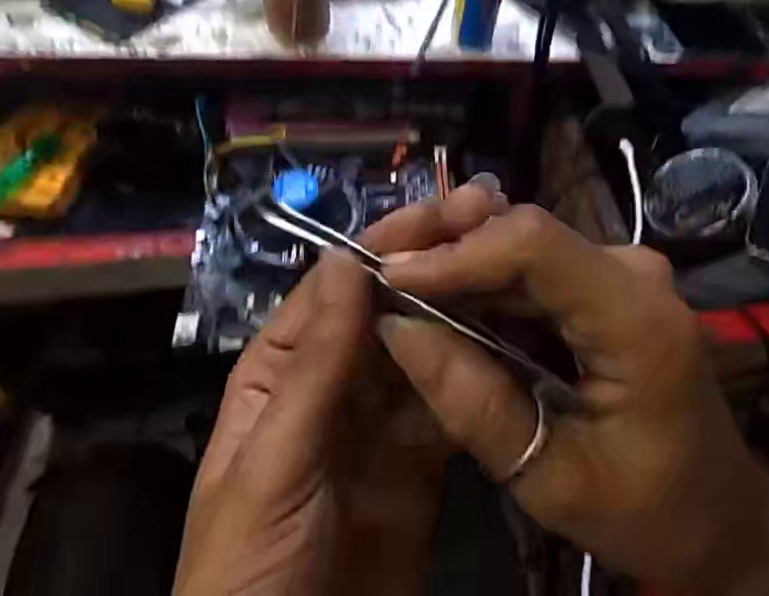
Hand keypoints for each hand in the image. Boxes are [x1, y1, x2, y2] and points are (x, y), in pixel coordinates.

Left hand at [174, 184, 506, 595]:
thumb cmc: (248, 572)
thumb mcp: (272, 466)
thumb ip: (314, 366)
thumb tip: (347, 260)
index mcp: (283, 370)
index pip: (341, 287)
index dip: (392, 243)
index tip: (446, 207)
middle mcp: (337, 380)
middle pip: (393, 306)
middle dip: (439, 261)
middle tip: (492, 218)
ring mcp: (383, 418)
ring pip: (430, 345)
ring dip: (468, 303)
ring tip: (516, 261)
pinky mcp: (422, 457)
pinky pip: (455, 400)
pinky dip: (484, 369)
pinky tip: (520, 335)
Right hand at [377, 205, 768, 595]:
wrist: (717, 510)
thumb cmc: (645, 508)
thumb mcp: (550, 478)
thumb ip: (474, 403)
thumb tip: (398, 327)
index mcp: (638, 318)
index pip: (537, 245)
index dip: (459, 251)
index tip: (391, 275)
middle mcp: (636, 272)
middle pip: (529, 235)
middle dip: (451, 251)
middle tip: (380, 277)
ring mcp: (627, 272)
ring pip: (530, 246)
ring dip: (465, 265)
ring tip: (401, 288)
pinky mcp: (613, 282)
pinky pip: (542, 267)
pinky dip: (492, 284)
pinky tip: (448, 301)